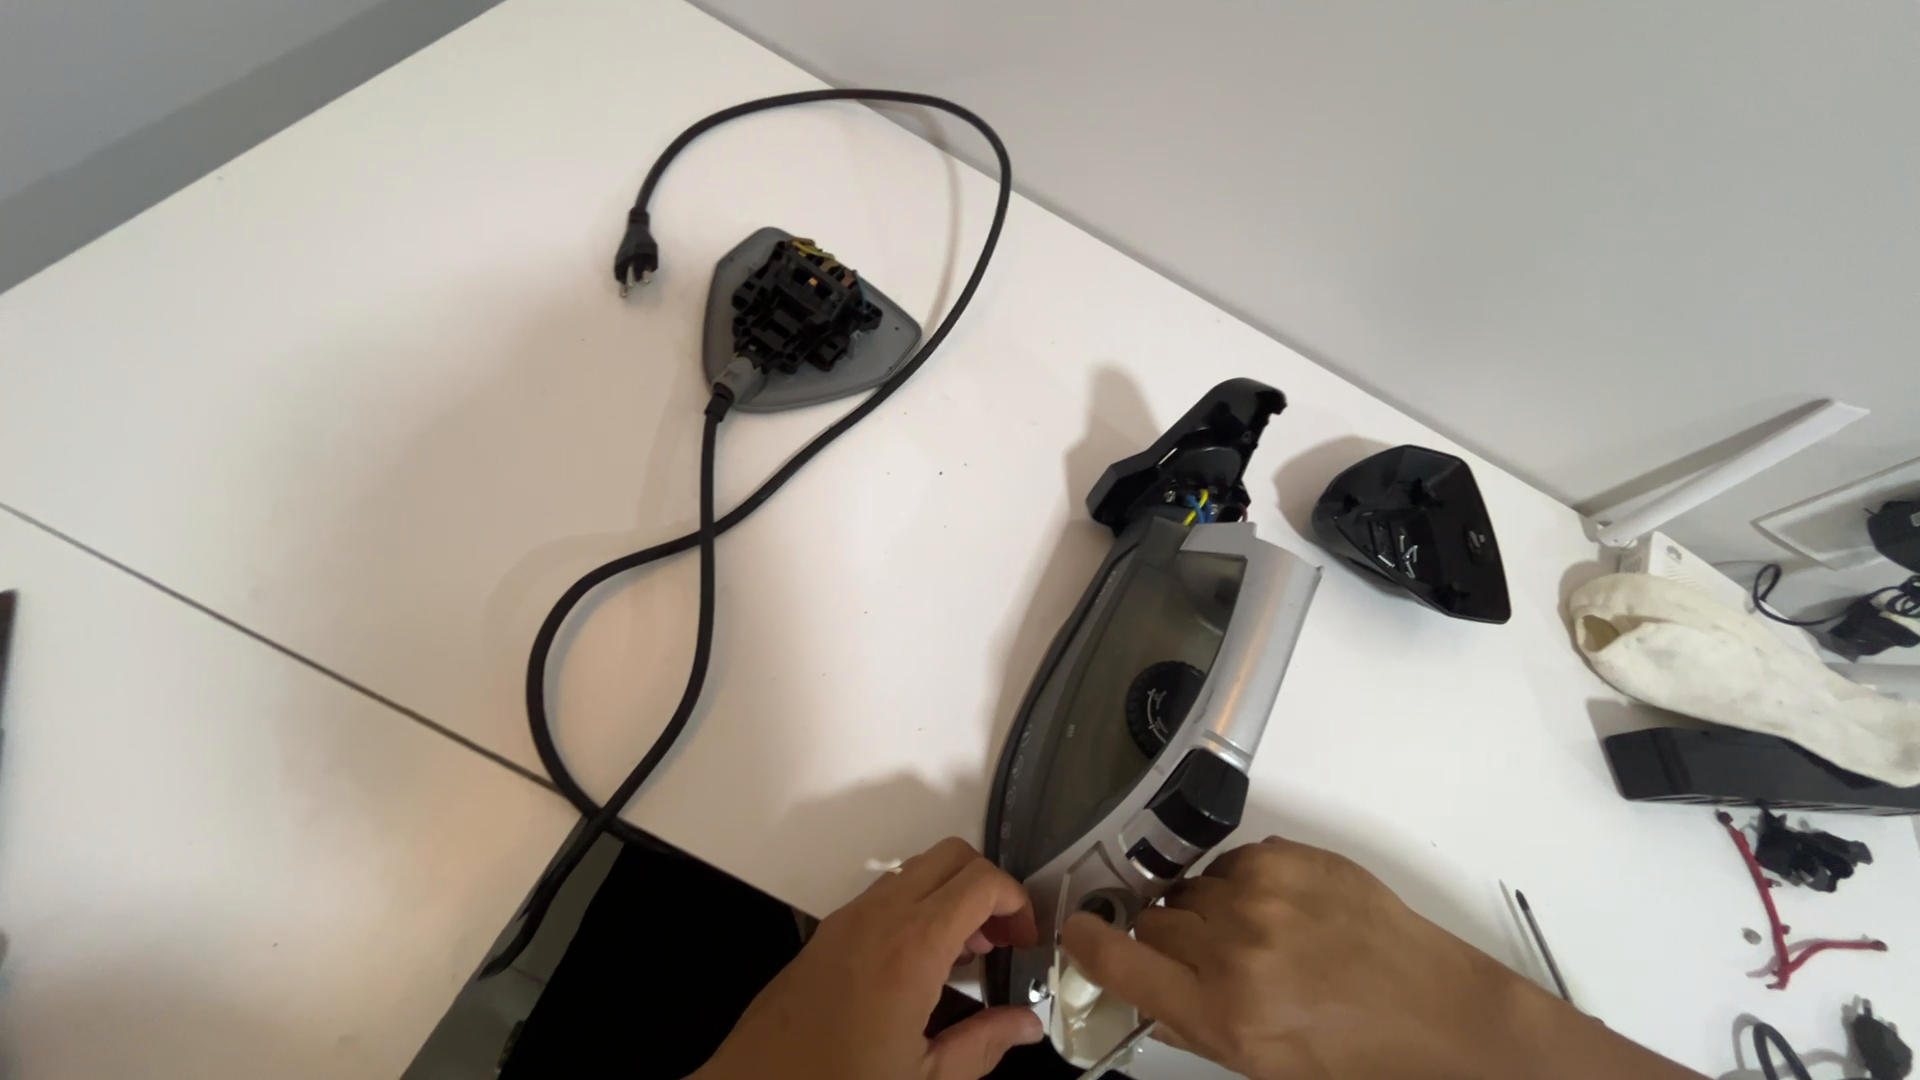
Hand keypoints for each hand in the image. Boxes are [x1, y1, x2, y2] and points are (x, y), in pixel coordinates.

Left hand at [694, 837, 1044, 1079]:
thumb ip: (984, 1045)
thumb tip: (1028, 1026)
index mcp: (914, 946)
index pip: (981, 882)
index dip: (1017, 901)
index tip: (1026, 940)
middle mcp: (882, 913)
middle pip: (952, 854)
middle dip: (989, 884)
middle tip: (1002, 938)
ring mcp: (852, 914)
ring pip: (920, 866)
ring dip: (953, 891)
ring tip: (969, 952)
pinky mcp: (832, 926)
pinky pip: (890, 889)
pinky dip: (921, 902)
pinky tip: (925, 959)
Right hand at [1062, 835, 1702, 1079]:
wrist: (1445, 1023)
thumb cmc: (1353, 1062)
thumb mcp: (1260, 1066)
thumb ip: (1189, 1020)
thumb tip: (1138, 985)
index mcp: (1220, 1011)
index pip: (1114, 958)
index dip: (1086, 942)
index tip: (1078, 933)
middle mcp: (1230, 946)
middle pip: (1153, 918)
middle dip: (1169, 937)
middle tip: (1206, 956)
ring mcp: (1259, 892)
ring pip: (1192, 887)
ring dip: (1208, 910)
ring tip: (1258, 936)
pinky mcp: (1286, 855)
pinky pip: (1233, 864)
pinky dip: (1245, 886)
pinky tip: (1284, 912)